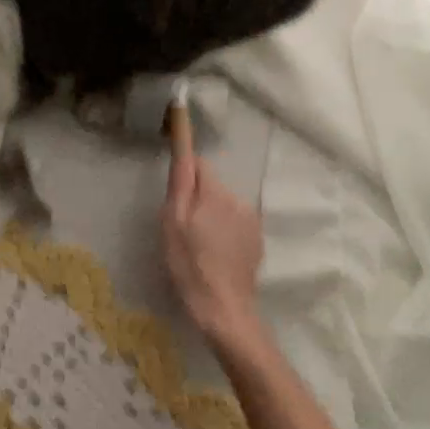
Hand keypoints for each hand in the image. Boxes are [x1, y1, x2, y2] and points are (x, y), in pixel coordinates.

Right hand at [162, 102, 264, 344]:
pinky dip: (222, 228)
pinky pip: (233, 221)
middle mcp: (237, 199)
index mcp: (214, 192)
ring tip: (196, 241)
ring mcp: (250, 220)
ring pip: (221, 203)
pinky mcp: (256, 240)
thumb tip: (185, 148)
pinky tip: (213, 251)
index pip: (196, 161)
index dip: (183, 152)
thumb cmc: (190, 265)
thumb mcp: (173, 223)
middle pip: (209, 184)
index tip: (178, 119)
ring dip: (209, 212)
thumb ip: (181, 184)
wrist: (224, 309)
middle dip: (195, 194)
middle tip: (178, 223)